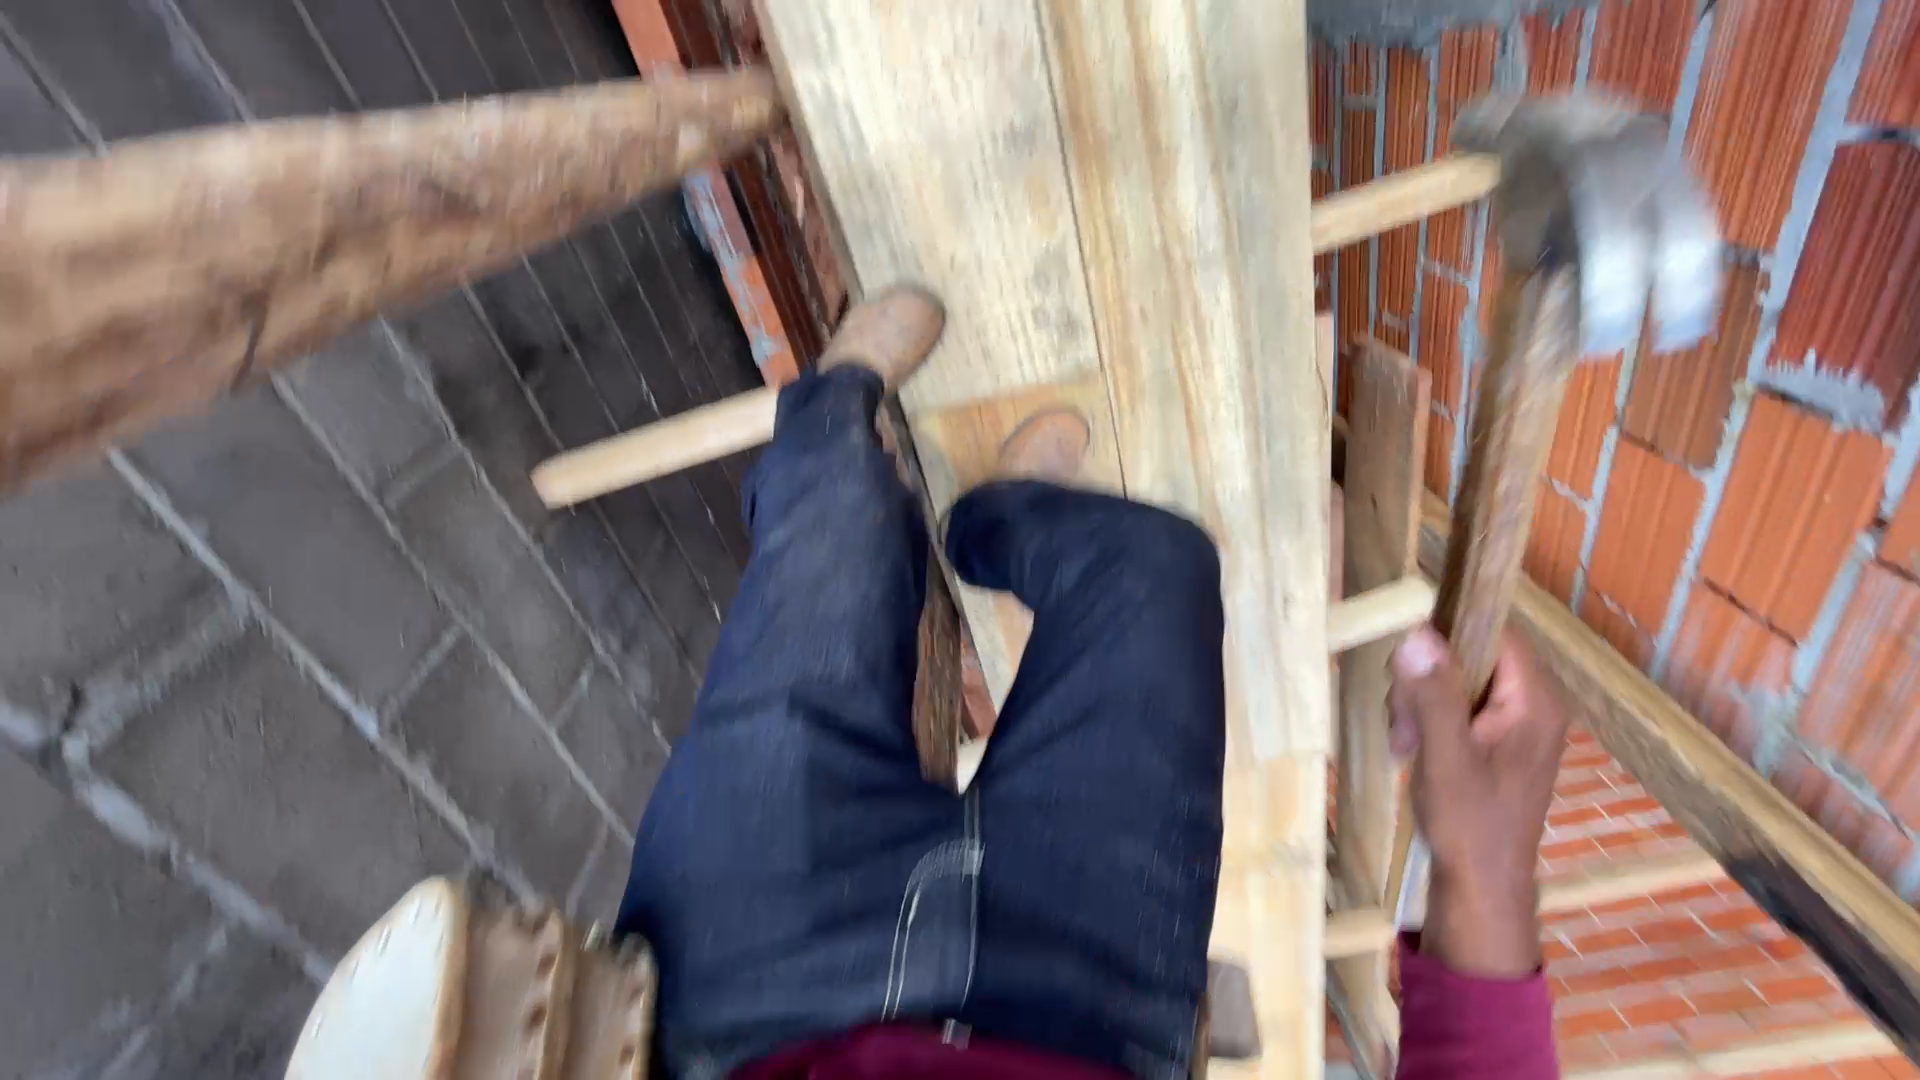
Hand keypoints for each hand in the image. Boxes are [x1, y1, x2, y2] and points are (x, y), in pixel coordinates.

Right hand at [1389, 625, 1570, 977]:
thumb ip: (1433, 693)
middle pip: (1469, 656)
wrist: (1482, 884)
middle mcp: (1533, 705)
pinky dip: (1427, 719)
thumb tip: (1416, 632)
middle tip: (1401, 719)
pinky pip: (1456, 704)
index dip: (1447, 635)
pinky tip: (1413, 747)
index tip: (1406, 659)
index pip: (1494, 633)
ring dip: (1419, 702)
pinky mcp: (1497, 740)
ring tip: (1405, 742)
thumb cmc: (1469, 821)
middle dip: (1423, 680)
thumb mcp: (1444, 754)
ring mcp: (1516, 723)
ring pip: (1455, 679)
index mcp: (1535, 702)